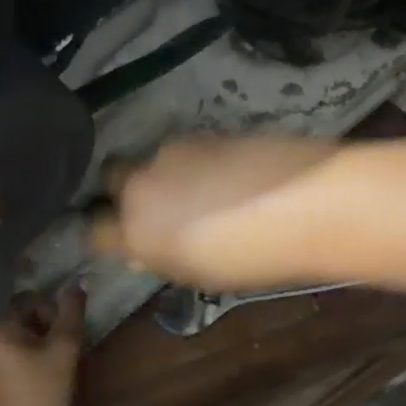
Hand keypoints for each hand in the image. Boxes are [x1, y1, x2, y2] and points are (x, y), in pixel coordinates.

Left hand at [0, 284, 86, 405]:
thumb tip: (77, 282)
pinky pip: (8, 347)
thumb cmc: (45, 394)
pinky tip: (40, 372)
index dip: (51, 310)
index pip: (27, 298)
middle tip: (61, 347)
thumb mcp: (64, 349)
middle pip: (18, 312)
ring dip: (38, 337)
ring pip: (15, 330)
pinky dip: (26, 351)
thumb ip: (72, 312)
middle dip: (44, 323)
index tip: (64, 333)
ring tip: (53, 361)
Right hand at [87, 136, 341, 288]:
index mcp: (137, 230)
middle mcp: (143, 185)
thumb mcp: (199, 273)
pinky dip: (196, 162)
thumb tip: (145, 248)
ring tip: (202, 192)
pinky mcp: (206, 132)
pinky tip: (228, 177)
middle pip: (112, 177)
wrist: (311, 205)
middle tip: (155, 206)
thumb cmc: (255, 259)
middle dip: (123, 188)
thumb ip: (161, 256)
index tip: (117, 237)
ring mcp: (174, 153)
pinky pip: (187, 150)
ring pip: (153, 160)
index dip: (103, 233)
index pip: (94, 229)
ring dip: (166, 174)